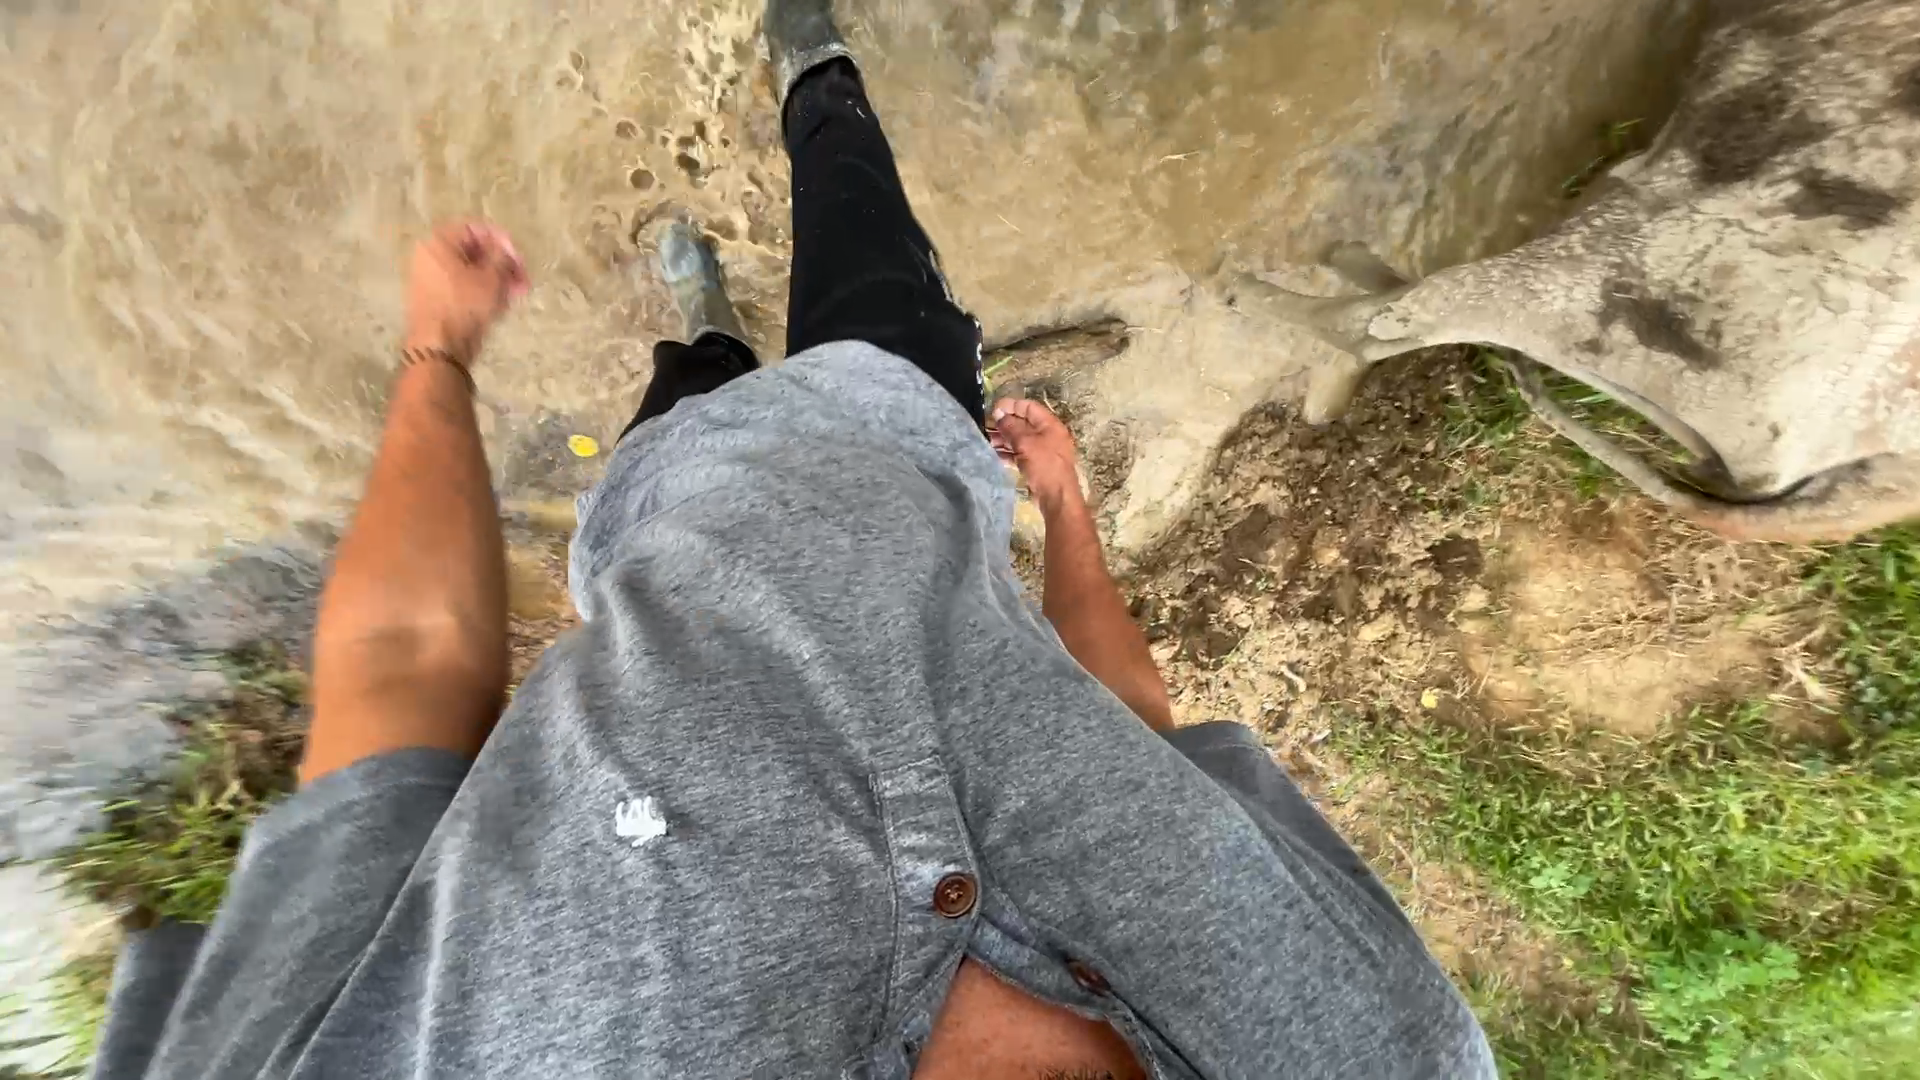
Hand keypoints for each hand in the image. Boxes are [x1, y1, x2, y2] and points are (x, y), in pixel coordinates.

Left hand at [403, 220, 529, 360]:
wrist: (440, 343)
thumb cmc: (465, 305)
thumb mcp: (492, 278)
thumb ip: (502, 258)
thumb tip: (505, 250)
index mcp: (438, 242)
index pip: (475, 229)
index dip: (502, 241)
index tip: (520, 258)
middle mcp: (430, 254)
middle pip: (473, 250)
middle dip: (502, 263)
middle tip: (523, 279)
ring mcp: (431, 276)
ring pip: (471, 269)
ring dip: (497, 278)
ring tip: (517, 294)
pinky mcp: (437, 296)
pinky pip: (464, 285)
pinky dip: (484, 290)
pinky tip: (501, 303)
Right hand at [989, 398, 1082, 514]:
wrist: (1056, 496)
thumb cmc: (1044, 465)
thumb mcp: (1026, 443)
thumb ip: (1011, 427)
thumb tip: (999, 415)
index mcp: (1049, 424)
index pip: (1028, 407)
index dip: (1010, 406)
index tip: (992, 410)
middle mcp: (1047, 435)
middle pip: (1023, 423)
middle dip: (1004, 424)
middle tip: (986, 427)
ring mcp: (1042, 451)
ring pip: (1020, 440)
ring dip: (1004, 439)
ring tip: (987, 441)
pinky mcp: (1036, 465)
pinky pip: (1020, 454)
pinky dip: (1008, 453)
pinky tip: (994, 455)